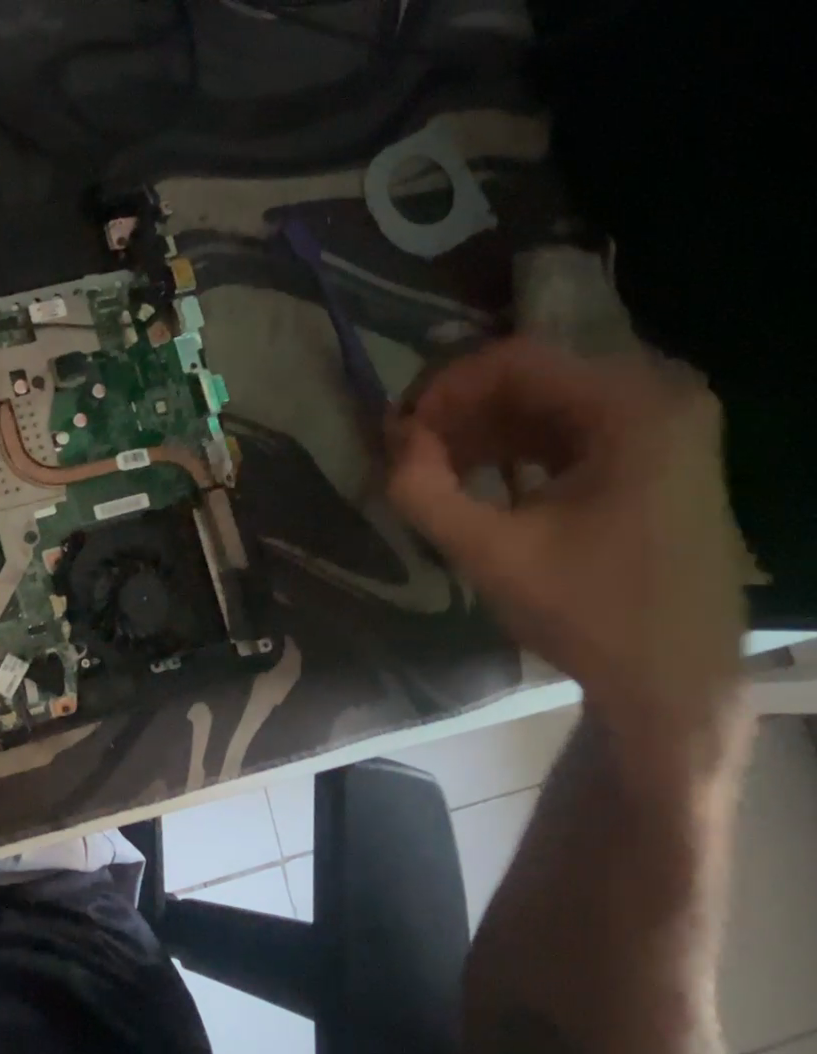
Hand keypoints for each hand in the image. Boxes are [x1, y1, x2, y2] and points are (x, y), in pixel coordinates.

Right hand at [387, 338, 748, 770]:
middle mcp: (659, 400)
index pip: (514, 360)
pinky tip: (477, 484)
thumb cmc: (587, 611)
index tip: (398, 433)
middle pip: (530, 377)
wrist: (675, 679)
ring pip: (543, 402)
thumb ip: (422, 489)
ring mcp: (664, 428)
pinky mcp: (655, 457)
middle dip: (457, 411)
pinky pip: (566, 429)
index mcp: (634, 410)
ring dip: (479, 430)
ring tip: (433, 473)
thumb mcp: (486, 552)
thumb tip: (391, 437)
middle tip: (408, 455)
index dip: (442, 389)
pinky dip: (511, 448)